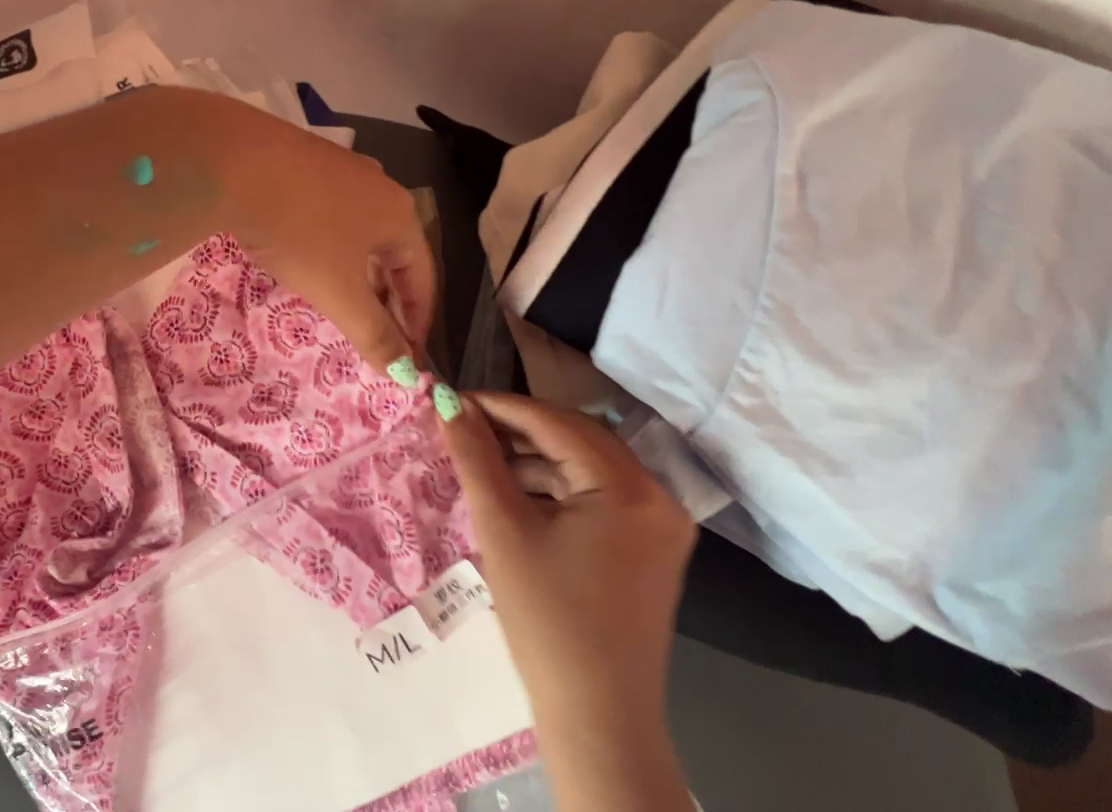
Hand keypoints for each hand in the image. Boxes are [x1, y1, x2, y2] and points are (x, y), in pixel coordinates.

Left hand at [219, 116, 435, 371]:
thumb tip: (405, 373)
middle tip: (376, 331)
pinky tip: (307, 255)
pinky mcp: (303, 159)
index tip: (408, 355)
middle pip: (395, 251)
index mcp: (399, 215)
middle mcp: (379, 185)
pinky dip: (329, 244)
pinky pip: (328, 212)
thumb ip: (373, 333)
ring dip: (359, 269)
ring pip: (361, 230)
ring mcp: (341, 167)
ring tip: (343, 298)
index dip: (418, 320)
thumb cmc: (298, 232)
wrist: (233, 163)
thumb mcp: (338, 291)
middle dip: (388, 296)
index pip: (423, 277)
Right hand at [444, 391, 696, 810]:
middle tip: (465, 427)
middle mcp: (658, 496)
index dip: (501, 406)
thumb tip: (450, 405)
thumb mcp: (503, 529)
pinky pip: (601, 498)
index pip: (556, 423)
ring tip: (484, 460)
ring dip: (538, 458)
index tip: (454, 399)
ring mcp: (661, 525)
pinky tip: (519, 494)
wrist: (597, 713)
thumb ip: (476, 459)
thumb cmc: (545, 618)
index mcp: (630, 488)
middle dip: (520, 429)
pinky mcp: (653, 550)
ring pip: (590, 468)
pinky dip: (560, 489)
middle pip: (579, 439)